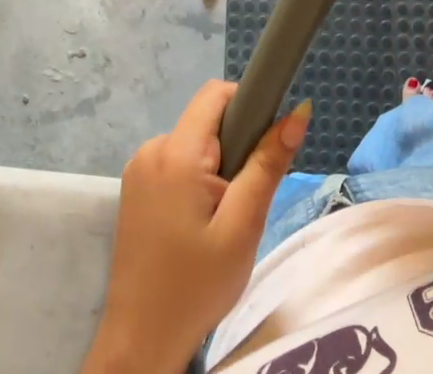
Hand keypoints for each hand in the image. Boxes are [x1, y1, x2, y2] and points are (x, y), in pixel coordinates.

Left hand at [81, 81, 310, 373]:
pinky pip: (176, 165)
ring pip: (194, 146)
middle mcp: (151, 149)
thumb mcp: (243, 226)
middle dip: (234, 150)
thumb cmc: (198, 284)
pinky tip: (199, 227)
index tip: (266, 147)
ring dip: (216, 171)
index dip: (248, 107)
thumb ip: (268, 165)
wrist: (142, 337)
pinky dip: (196, 183)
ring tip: (220, 224)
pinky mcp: (134, 189)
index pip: (215, 95)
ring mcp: (138, 169)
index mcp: (176, 153)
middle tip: (242, 205)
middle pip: (206, 123)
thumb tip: (298, 112)